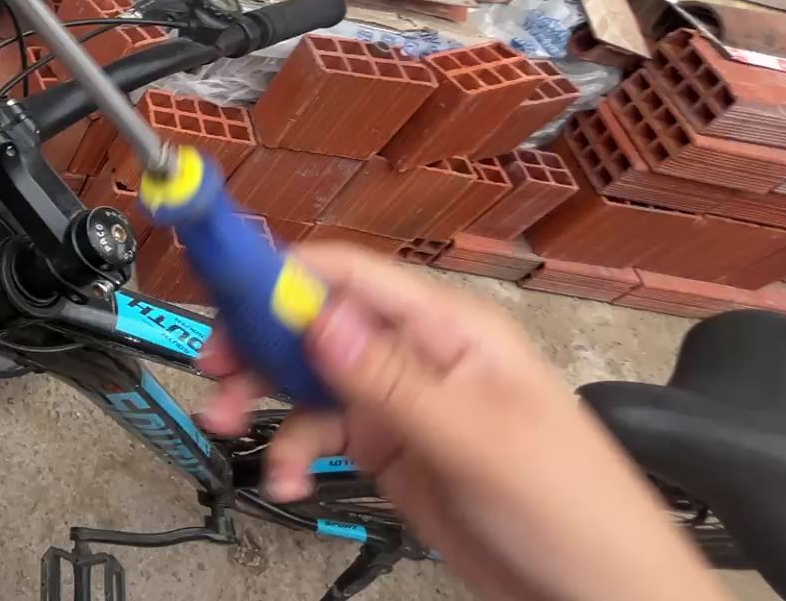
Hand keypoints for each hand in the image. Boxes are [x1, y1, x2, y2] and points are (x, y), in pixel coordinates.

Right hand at [196, 242, 729, 600]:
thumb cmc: (571, 513)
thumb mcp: (478, 442)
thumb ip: (390, 379)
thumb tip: (316, 320)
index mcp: (443, 327)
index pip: (348, 276)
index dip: (283, 273)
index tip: (225, 288)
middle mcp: (408, 350)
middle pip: (310, 322)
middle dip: (256, 341)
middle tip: (214, 365)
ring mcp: (390, 395)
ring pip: (301, 375)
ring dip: (259, 396)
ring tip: (225, 421)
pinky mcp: (378, 440)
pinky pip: (315, 429)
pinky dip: (292, 450)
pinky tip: (288, 478)